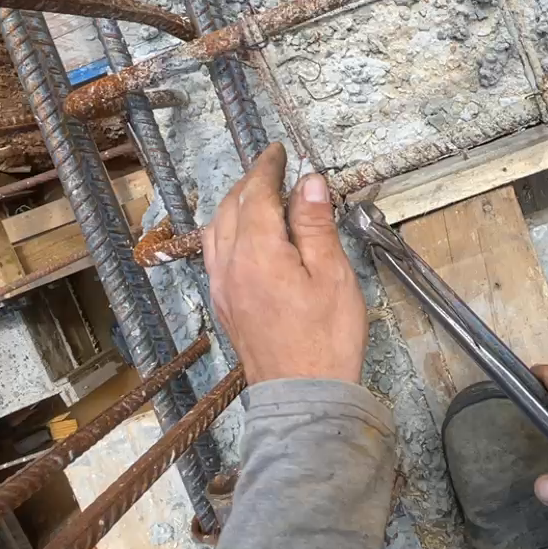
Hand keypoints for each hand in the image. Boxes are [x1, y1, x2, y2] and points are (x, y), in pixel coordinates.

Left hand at [202, 143, 367, 383]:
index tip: (278, 150)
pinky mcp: (223, 304)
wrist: (302, 397)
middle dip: (250, 181)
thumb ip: (315, 225)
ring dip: (235, 203)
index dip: (267, 167)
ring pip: (216, 229)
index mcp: (257, 252)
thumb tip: (308, 181)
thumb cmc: (327, 336)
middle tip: (274, 168)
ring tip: (259, 195)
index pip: (256, 194)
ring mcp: (221, 287)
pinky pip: (215, 252)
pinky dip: (227, 228)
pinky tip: (246, 235)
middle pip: (231, 207)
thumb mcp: (332, 275)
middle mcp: (229, 264)